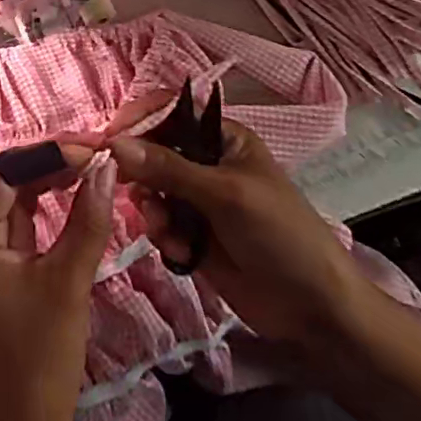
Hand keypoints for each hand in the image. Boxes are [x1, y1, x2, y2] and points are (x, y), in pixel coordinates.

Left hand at [0, 148, 113, 420]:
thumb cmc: (42, 355)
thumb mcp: (69, 282)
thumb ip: (89, 220)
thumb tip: (107, 165)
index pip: (6, 172)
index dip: (48, 153)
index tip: (92, 149)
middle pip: (12, 179)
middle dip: (54, 161)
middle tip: (100, 153)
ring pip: (22, 198)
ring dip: (56, 179)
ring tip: (96, 165)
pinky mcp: (10, 266)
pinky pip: (31, 221)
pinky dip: (55, 204)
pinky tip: (82, 193)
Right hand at [111, 119, 362, 345]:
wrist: (312, 307)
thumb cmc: (279, 234)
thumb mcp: (225, 194)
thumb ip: (169, 168)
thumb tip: (115, 143)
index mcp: (222, 138)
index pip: (170, 113)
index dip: (138, 122)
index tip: (108, 141)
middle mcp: (206, 163)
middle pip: (152, 153)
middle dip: (140, 173)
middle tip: (130, 192)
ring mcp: (197, 201)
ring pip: (151, 191)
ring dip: (153, 211)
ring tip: (167, 231)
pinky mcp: (191, 235)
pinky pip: (159, 224)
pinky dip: (163, 236)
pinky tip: (181, 252)